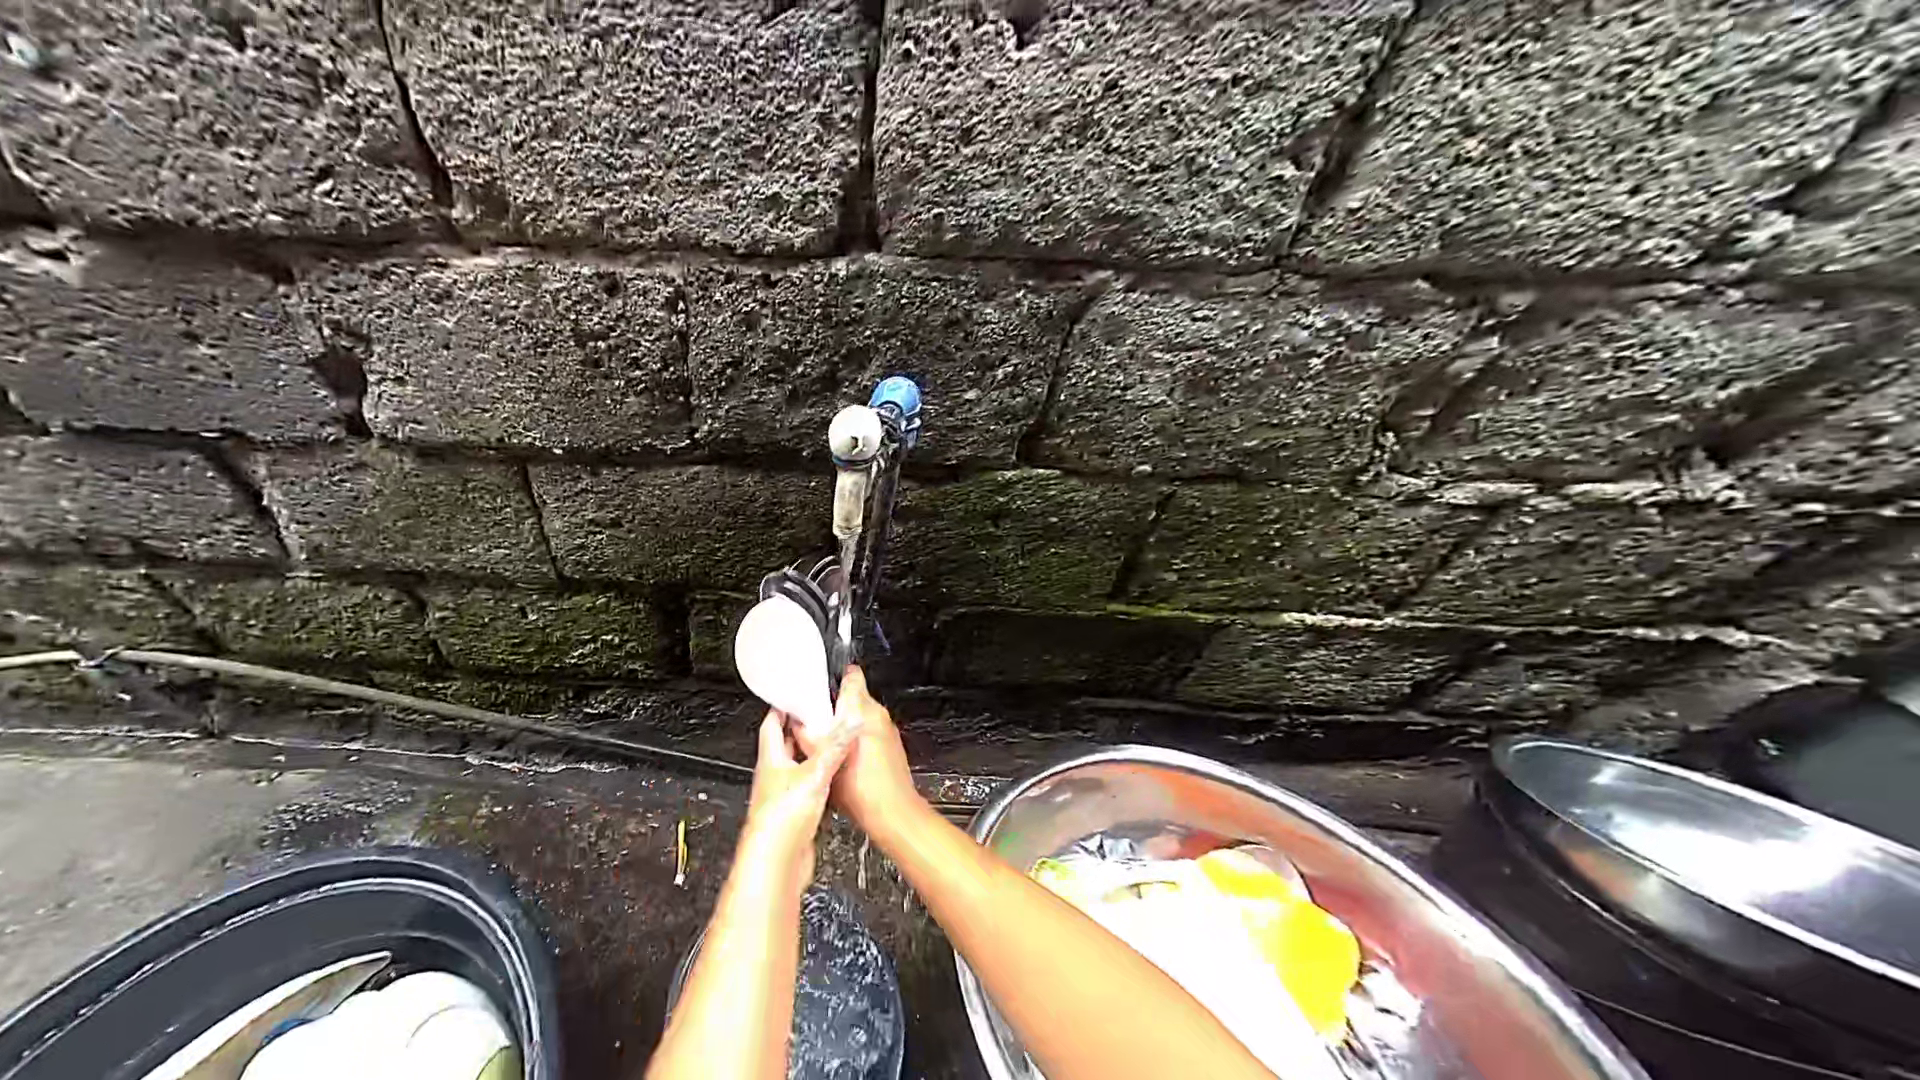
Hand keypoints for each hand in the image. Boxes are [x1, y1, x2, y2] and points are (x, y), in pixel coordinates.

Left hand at [737, 710, 852, 896]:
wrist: (774, 865)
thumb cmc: (780, 822)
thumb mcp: (813, 775)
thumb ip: (834, 748)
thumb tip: (851, 723)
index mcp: (771, 760)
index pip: (772, 724)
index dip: (782, 707)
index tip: (793, 693)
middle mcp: (774, 776)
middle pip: (786, 744)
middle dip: (801, 729)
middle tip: (818, 716)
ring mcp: (784, 795)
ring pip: (799, 766)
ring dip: (813, 754)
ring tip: (831, 743)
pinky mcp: (795, 814)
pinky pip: (809, 788)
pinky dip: (821, 779)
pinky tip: (833, 780)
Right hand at [799, 666, 917, 832]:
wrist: (891, 812)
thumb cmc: (862, 788)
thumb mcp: (821, 758)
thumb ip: (806, 734)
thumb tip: (796, 721)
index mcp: (862, 710)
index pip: (852, 675)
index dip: (835, 674)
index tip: (820, 680)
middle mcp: (877, 715)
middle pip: (853, 697)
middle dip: (833, 705)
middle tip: (813, 717)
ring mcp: (886, 731)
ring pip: (860, 717)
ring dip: (843, 723)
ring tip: (824, 740)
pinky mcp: (889, 746)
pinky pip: (868, 732)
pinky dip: (854, 738)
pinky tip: (842, 756)